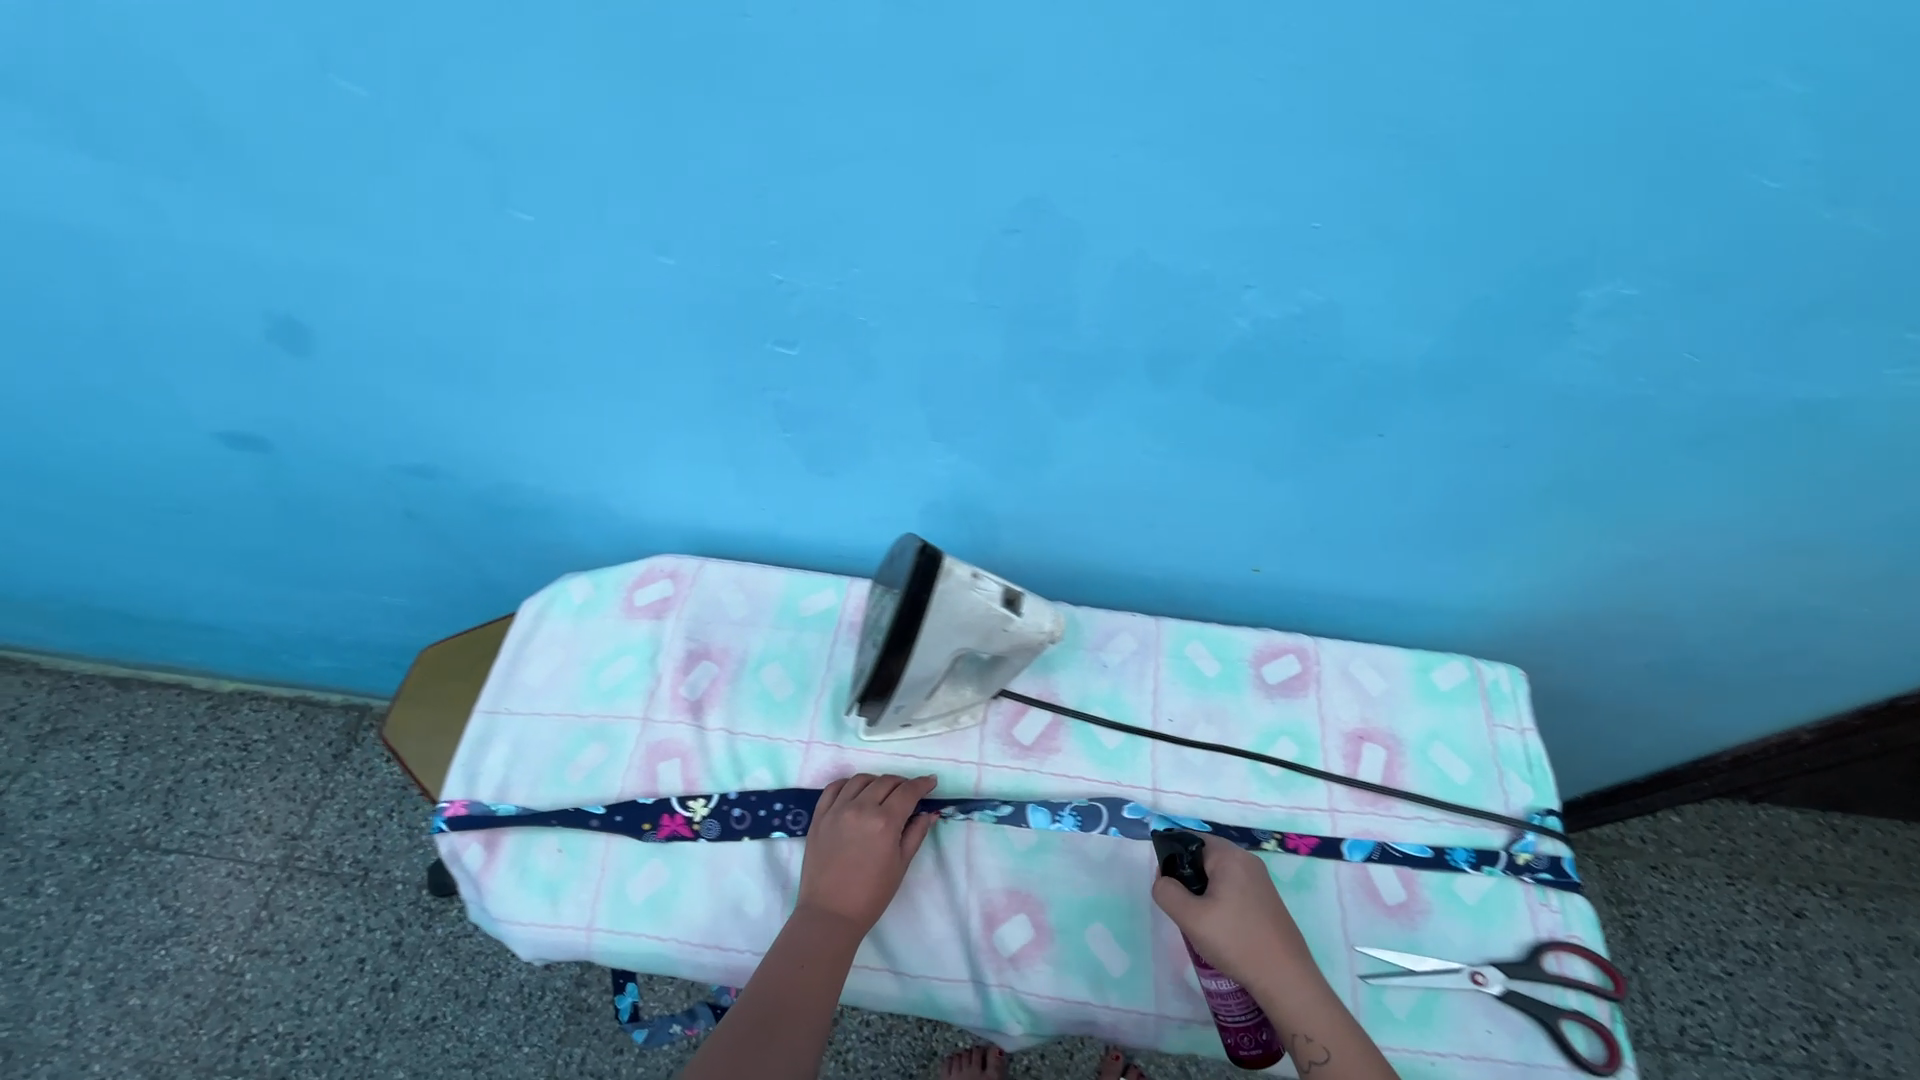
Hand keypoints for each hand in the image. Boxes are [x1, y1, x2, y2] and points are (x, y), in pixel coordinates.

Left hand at [796, 773, 938, 934]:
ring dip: (876, 781)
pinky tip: (855, 792)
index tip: (930, 782)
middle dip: (902, 783)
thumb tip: (929, 813)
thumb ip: (916, 834)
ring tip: (882, 792)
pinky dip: (848, 784)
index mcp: (885, 822)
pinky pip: (834, 788)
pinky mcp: (819, 816)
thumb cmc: (872, 894)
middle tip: (908, 792)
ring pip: (860, 780)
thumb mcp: (901, 865)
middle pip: (886, 782)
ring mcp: (837, 810)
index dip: (922, 784)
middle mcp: (860, 808)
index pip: (908, 792)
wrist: (831, 913)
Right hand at [1151, 832, 1313, 989]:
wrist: (1285, 978)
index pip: (1189, 841)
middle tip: (1183, 908)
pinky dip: (1219, 900)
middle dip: (1188, 878)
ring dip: (1203, 891)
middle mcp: (1247, 860)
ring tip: (1200, 921)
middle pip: (1204, 857)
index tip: (1168, 888)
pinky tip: (1220, 928)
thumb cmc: (1235, 941)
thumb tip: (1163, 880)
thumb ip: (1166, 891)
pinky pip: (1233, 887)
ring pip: (1218, 874)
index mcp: (1230, 856)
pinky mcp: (1266, 898)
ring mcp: (1260, 880)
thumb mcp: (1190, 917)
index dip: (1172, 860)